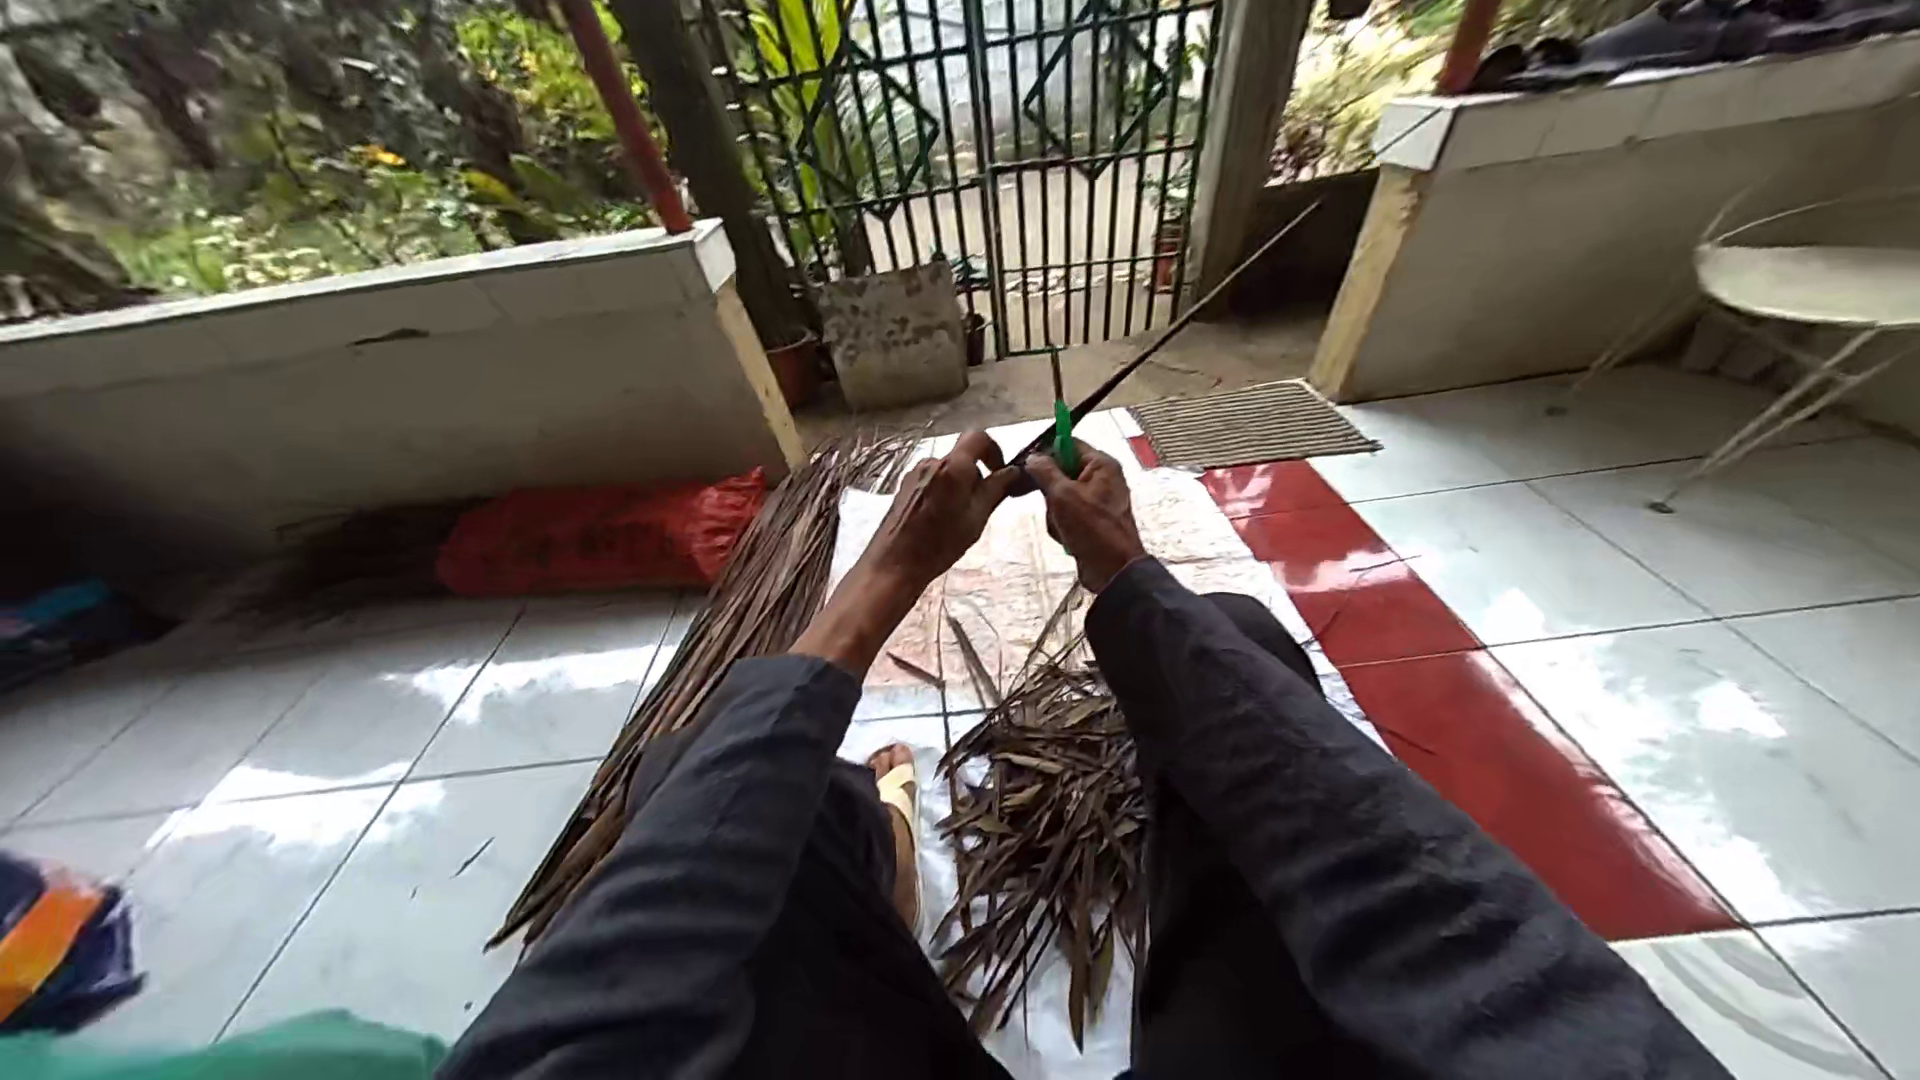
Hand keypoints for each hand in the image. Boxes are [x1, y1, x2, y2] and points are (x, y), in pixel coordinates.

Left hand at [860, 430, 1021, 592]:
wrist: (896, 562)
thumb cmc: (940, 543)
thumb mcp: (977, 517)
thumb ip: (996, 489)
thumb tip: (1013, 472)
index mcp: (953, 466)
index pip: (978, 437)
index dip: (994, 450)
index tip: (1000, 472)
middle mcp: (931, 463)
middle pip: (962, 456)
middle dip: (977, 474)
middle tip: (983, 503)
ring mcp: (915, 474)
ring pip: (947, 471)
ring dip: (960, 485)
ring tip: (961, 516)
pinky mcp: (905, 487)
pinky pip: (933, 480)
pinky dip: (944, 491)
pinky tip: (942, 518)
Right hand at [1027, 443, 1146, 591]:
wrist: (1112, 570)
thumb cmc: (1092, 529)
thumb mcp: (1063, 495)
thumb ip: (1045, 471)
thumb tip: (1033, 457)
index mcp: (1101, 465)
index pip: (1068, 444)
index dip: (1046, 452)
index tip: (1027, 466)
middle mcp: (1101, 478)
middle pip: (1061, 471)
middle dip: (1050, 491)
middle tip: (1052, 505)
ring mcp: (1096, 500)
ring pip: (1059, 495)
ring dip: (1054, 512)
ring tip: (1063, 525)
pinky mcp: (1091, 519)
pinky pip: (1066, 513)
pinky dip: (1061, 524)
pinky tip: (1067, 536)